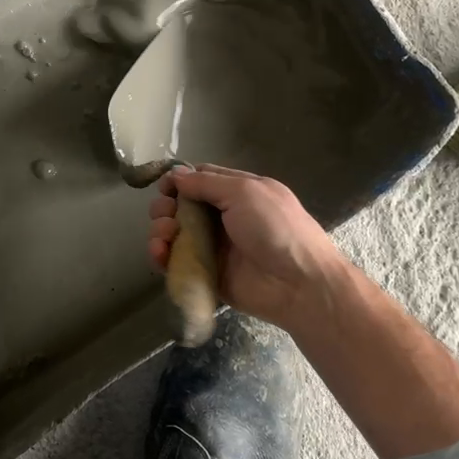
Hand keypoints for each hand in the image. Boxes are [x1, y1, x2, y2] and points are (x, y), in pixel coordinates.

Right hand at [146, 165, 350, 329]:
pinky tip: (159, 254)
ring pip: (177, 233)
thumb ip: (206, 183)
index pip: (201, 179)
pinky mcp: (207, 274)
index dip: (179, 180)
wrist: (298, 284)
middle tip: (165, 214)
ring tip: (163, 236)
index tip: (163, 186)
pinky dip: (163, 256)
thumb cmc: (274, 228)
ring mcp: (215, 247)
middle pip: (183, 206)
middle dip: (166, 206)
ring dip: (161, 230)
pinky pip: (178, 263)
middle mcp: (224, 217)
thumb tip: (176, 174)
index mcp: (238, 191)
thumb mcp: (244, 192)